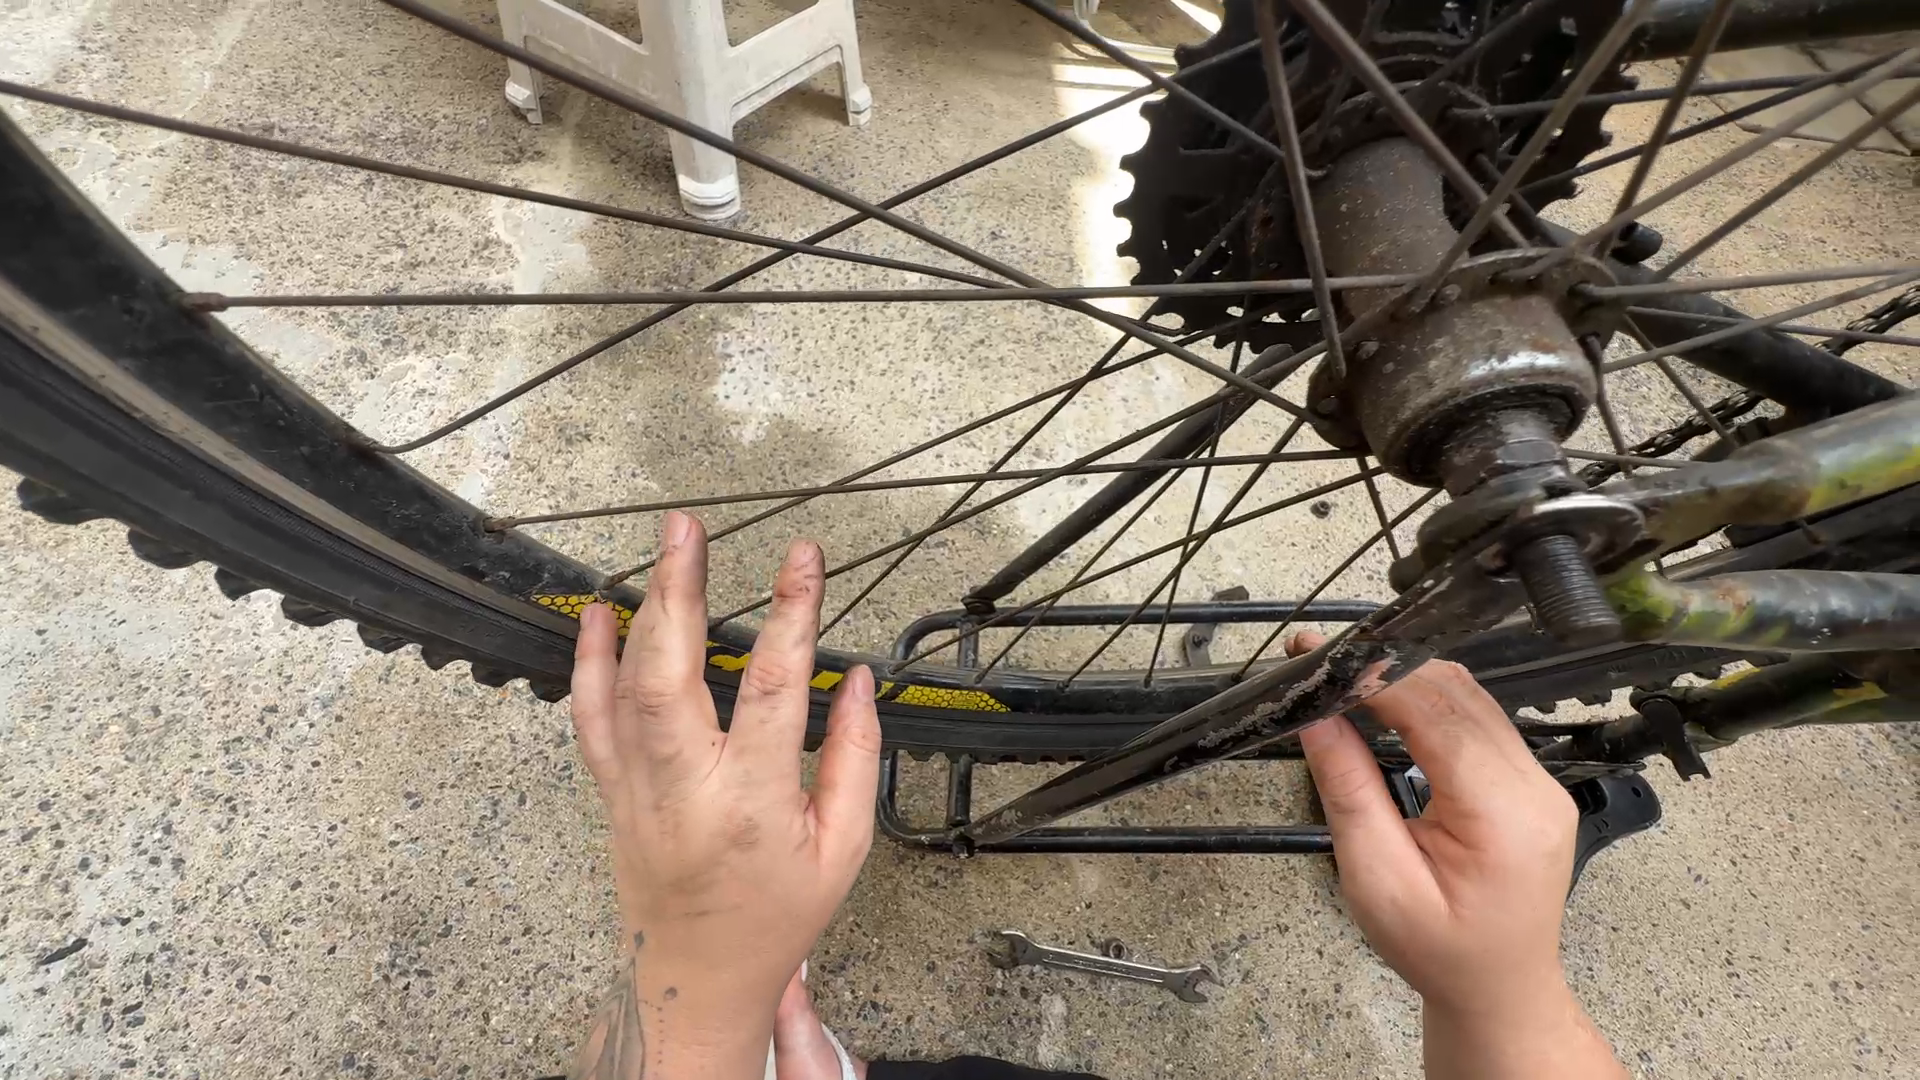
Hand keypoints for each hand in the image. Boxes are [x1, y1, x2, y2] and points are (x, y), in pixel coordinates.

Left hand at [567, 511, 882, 1078]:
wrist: (693, 982)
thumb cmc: (776, 917)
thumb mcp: (845, 848)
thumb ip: (858, 757)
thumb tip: (861, 679)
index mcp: (753, 802)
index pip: (776, 688)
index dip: (793, 614)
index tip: (805, 557)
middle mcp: (685, 788)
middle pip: (670, 675)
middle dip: (681, 591)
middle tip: (689, 530)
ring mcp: (637, 788)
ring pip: (624, 688)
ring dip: (641, 611)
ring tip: (659, 552)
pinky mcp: (612, 792)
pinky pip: (590, 718)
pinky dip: (589, 661)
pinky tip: (599, 616)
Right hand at [1289, 633, 1624, 1079]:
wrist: (1499, 989)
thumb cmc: (1434, 947)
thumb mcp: (1375, 877)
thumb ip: (1347, 789)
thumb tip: (1314, 715)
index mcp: (1503, 814)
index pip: (1437, 716)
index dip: (1375, 678)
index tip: (1317, 658)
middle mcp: (1533, 785)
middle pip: (1456, 694)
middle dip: (1382, 667)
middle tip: (1316, 660)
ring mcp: (1537, 779)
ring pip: (1467, 694)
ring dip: (1401, 674)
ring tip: (1341, 672)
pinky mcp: (1525, 778)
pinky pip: (1474, 713)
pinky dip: (1422, 694)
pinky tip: (1382, 696)